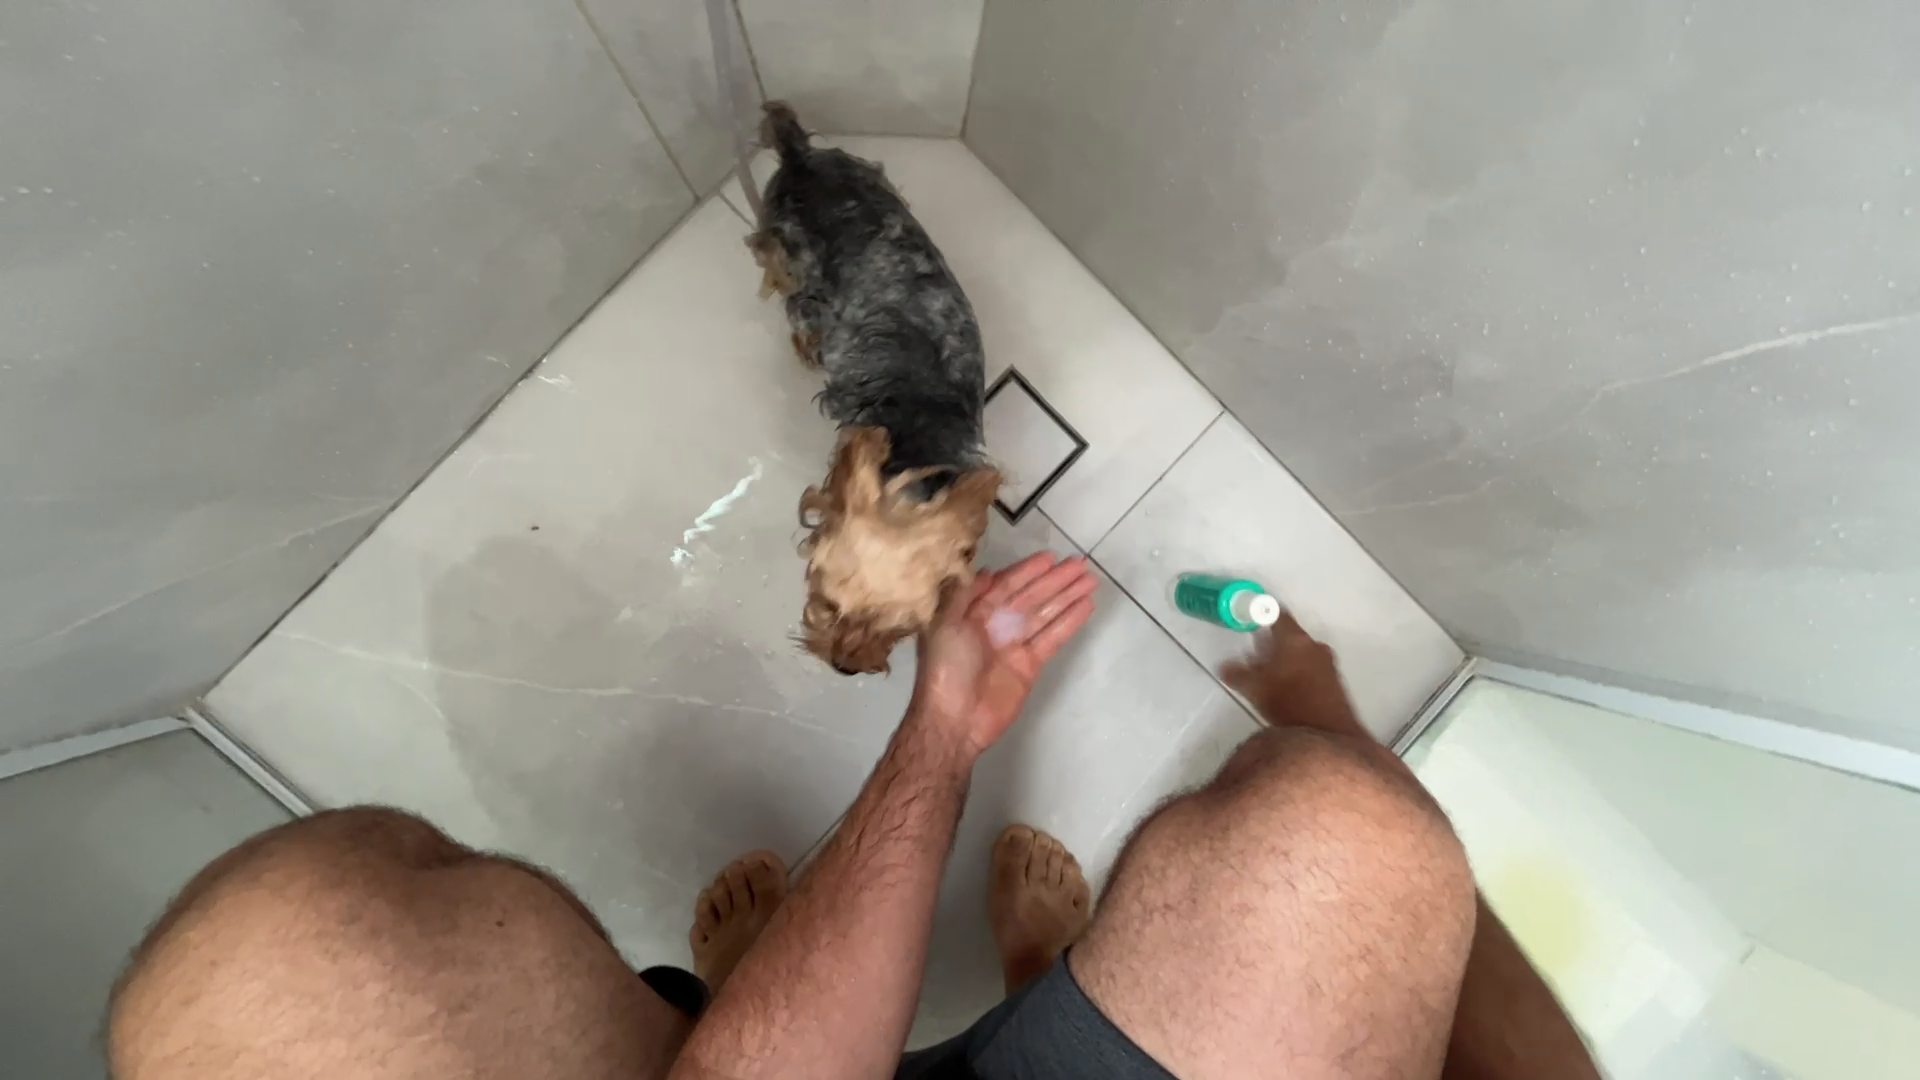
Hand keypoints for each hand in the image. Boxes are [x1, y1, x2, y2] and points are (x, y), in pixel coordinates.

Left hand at [911, 553, 1097, 757]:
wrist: (954, 719)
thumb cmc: (946, 667)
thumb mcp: (945, 624)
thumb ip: (965, 595)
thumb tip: (988, 572)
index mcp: (974, 613)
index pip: (1006, 585)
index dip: (1028, 571)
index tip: (1051, 557)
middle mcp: (996, 626)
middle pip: (1030, 597)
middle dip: (1054, 580)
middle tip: (1080, 563)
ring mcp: (1015, 645)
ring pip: (1045, 614)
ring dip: (1067, 596)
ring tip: (1090, 579)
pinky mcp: (1031, 665)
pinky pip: (1053, 638)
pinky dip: (1069, 621)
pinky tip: (1086, 605)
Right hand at [1220, 613, 1363, 737]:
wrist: (1328, 736)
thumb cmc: (1287, 704)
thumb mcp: (1254, 689)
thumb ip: (1237, 674)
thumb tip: (1223, 666)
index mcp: (1295, 640)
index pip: (1278, 615)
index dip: (1262, 614)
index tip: (1250, 619)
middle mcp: (1315, 646)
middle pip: (1290, 635)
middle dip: (1271, 642)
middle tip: (1253, 653)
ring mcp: (1328, 664)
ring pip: (1302, 652)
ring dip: (1285, 658)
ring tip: (1268, 674)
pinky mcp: (1335, 682)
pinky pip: (1312, 667)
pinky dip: (1298, 671)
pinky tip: (1285, 687)